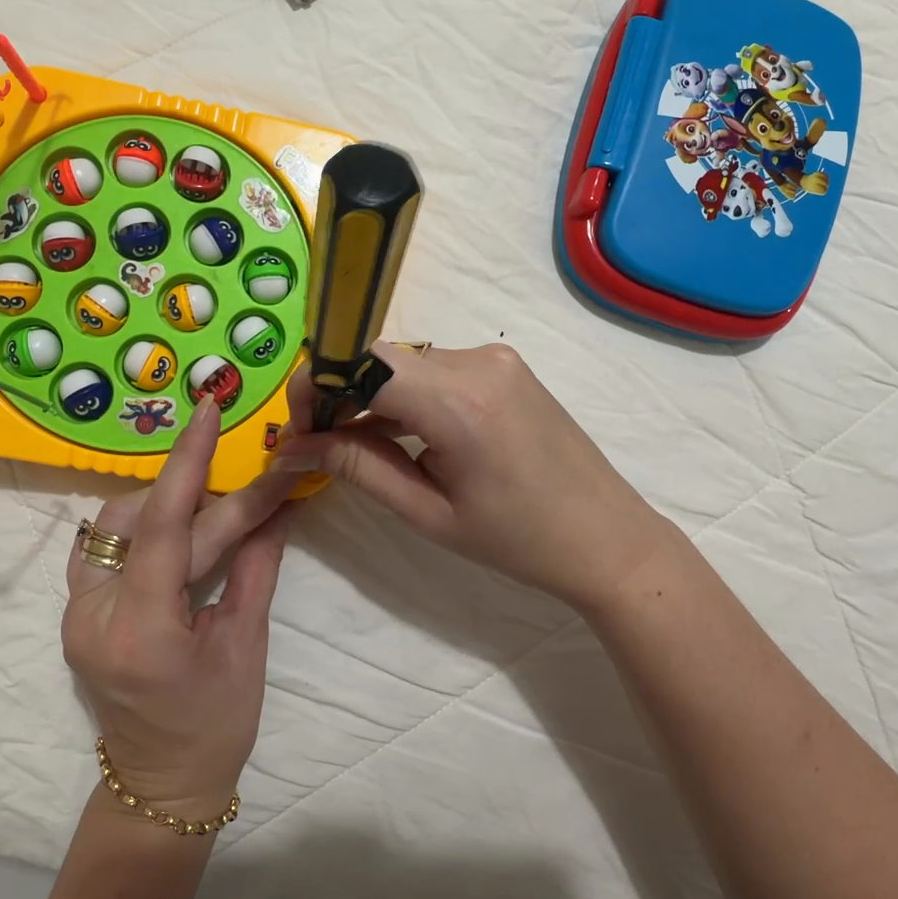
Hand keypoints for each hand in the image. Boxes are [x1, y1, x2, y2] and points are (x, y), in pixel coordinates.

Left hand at [61, 398, 297, 815]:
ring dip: (163, 503)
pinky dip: (143, 526)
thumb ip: (257, 566)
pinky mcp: (77, 613)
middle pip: (141, 520)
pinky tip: (178, 525)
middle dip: (196, 491)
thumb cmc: (215, 725)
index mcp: (140, 629)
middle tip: (244, 476)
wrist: (161, 783)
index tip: (208, 408)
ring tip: (212, 502)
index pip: (164, 524)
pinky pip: (105, 547)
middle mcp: (92, 614)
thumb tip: (280, 504)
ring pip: (112, 526)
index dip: (189, 460)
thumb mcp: (246, 644)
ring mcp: (76, 614)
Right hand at [275, 343, 681, 609]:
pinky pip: (435, 368)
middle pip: (379, 357)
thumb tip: (291, 447)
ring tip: (352, 446)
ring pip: (405, 361)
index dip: (315, 388)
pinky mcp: (505, 366)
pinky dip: (406, 395)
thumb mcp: (428, 513)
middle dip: (337, 394)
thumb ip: (357, 468)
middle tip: (315, 443)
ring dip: (370, 396)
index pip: (360, 365)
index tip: (297, 431)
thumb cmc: (517, 541)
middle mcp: (477, 361)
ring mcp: (495, 358)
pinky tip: (398, 435)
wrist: (606, 537)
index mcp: (459, 402)